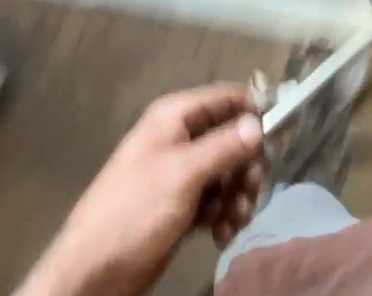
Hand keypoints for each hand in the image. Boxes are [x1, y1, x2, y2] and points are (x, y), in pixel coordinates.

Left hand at [17, 84, 266, 295]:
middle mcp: (181, 137)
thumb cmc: (134, 212)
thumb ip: (224, 146)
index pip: (228, 98)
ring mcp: (182, 172)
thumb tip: (261, 123)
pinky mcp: (183, 204)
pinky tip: (221, 233)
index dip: (256, 112)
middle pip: (235, 137)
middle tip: (249, 192)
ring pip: (230, 171)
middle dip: (246, 167)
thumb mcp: (182, 175)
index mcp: (175, 116)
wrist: (93, 273)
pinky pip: (218, 198)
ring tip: (233, 220)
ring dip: (238, 195)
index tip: (279, 137)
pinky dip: (225, 213)